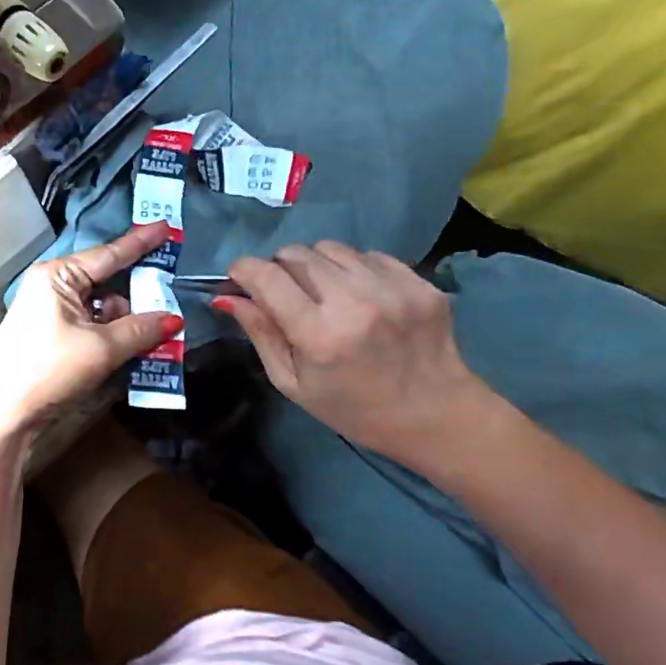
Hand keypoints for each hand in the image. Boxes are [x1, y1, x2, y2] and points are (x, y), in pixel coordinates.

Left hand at [0, 223, 183, 446]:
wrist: (1, 414)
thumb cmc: (47, 370)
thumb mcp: (101, 349)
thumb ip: (140, 330)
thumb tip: (173, 319)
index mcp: (57, 276)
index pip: (108, 254)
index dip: (141, 243)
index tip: (167, 228)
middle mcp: (51, 286)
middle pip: (107, 283)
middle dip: (137, 296)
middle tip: (169, 301)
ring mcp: (49, 311)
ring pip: (101, 308)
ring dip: (125, 323)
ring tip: (153, 340)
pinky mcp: (50, 336)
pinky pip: (91, 325)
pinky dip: (111, 336)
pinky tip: (129, 351)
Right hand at [215, 241, 496, 466]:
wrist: (438, 417)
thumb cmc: (354, 409)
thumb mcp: (293, 383)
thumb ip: (261, 334)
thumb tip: (227, 296)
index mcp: (320, 335)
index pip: (267, 276)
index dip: (244, 269)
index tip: (239, 277)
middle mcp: (355, 302)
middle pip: (297, 254)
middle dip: (279, 267)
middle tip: (284, 292)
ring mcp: (392, 288)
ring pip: (331, 248)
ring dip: (316, 265)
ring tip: (325, 293)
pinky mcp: (418, 282)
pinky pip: (368, 255)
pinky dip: (353, 269)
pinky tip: (360, 296)